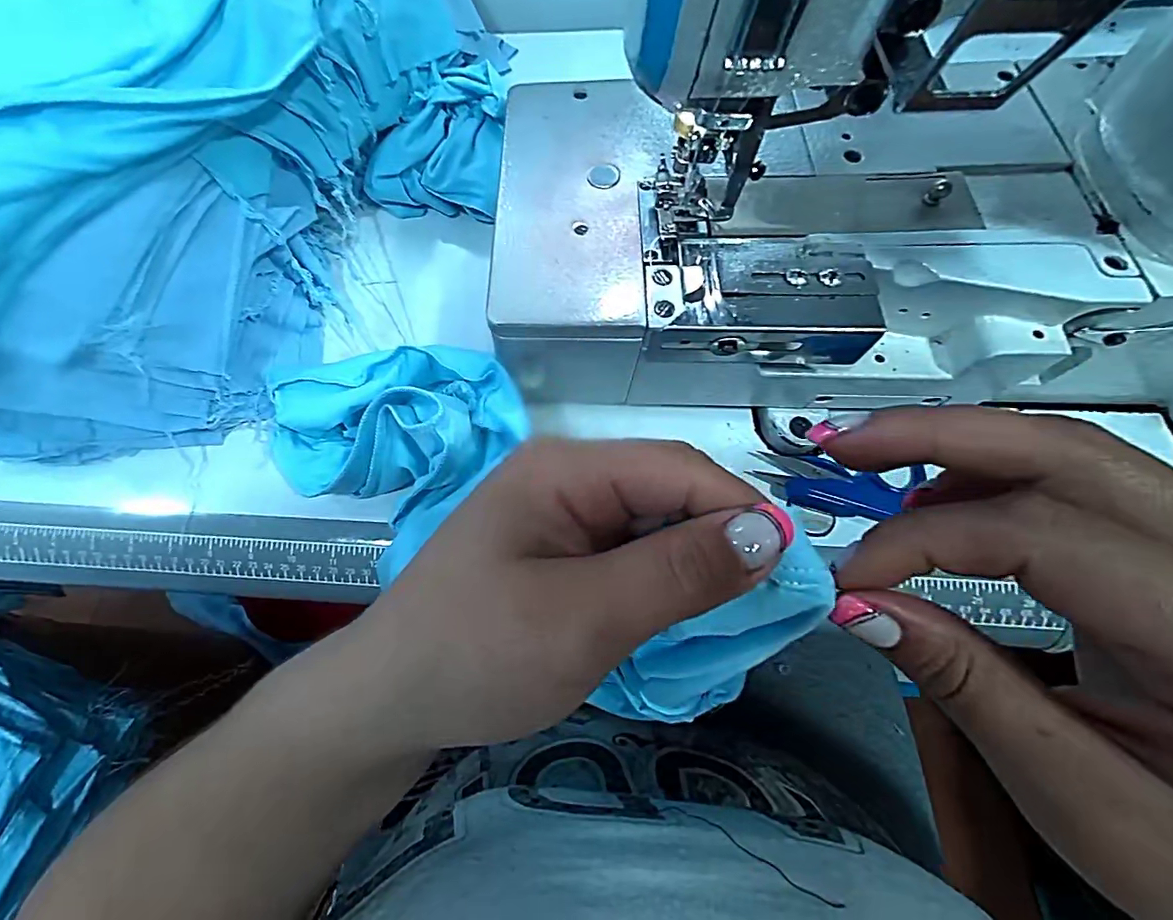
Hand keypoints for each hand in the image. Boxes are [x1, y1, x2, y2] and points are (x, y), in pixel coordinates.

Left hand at [342, 438, 787, 748]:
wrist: (385, 703)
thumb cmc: (475, 655)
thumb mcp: (584, 619)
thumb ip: (677, 573)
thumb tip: (767, 535)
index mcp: (563, 468)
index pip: (675, 467)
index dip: (738, 509)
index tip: (787, 570)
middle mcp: (563, 475)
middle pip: (664, 490)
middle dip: (717, 538)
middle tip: (757, 605)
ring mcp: (557, 512)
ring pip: (650, 523)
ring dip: (690, 563)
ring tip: (721, 616)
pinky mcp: (554, 547)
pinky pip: (624, 550)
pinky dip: (657, 580)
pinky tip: (671, 615)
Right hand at [820, 407, 1172, 919]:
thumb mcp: (1096, 814)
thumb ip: (969, 689)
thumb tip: (863, 607)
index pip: (1053, 538)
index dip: (927, 540)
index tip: (851, 576)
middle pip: (1081, 455)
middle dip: (942, 435)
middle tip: (846, 446)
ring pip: (1094, 458)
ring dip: (973, 450)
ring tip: (884, 472)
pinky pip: (1110, 494)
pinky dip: (1013, 484)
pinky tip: (959, 509)